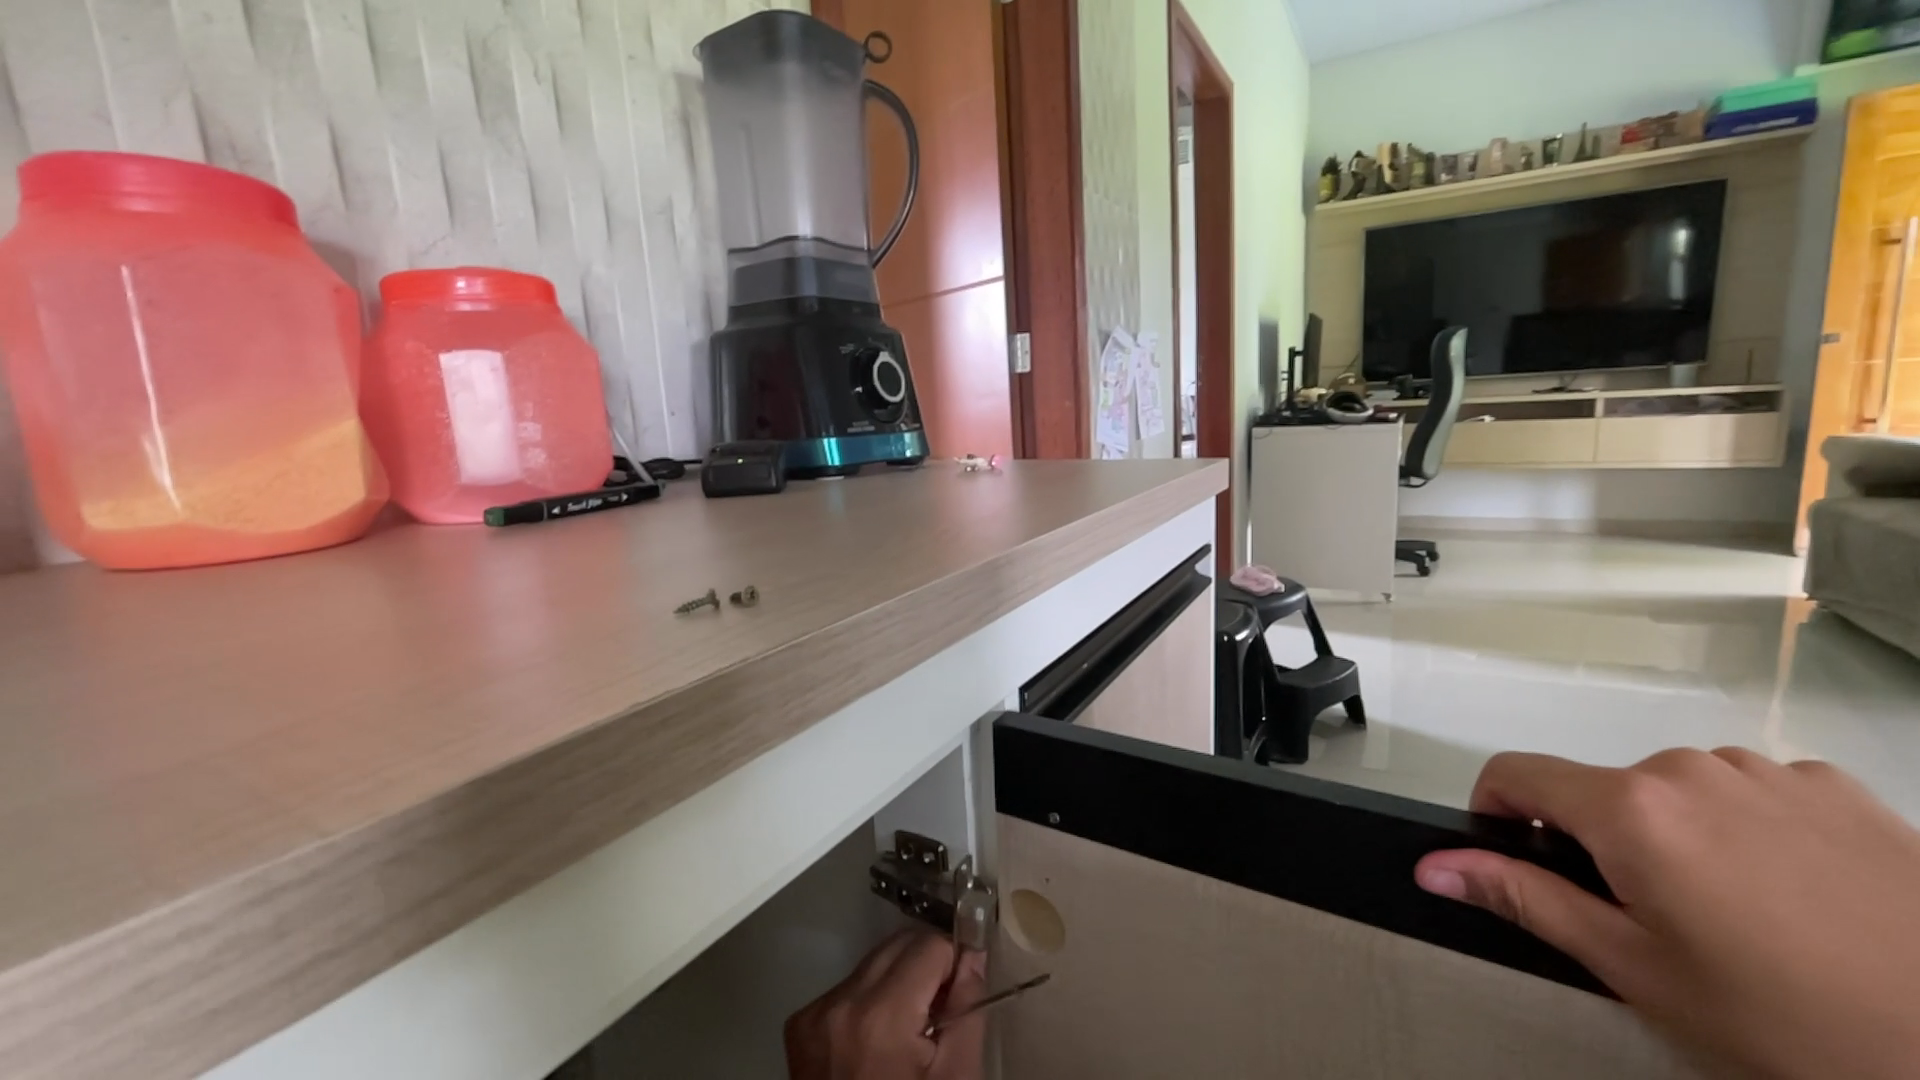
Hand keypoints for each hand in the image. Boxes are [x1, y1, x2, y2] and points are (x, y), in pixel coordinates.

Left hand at [786, 929, 988, 1079]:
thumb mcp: (956, 1076)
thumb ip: (968, 1007)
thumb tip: (972, 954)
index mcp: (884, 1015)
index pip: (929, 945)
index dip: (953, 962)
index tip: (960, 990)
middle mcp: (842, 1001)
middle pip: (897, 945)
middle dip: (926, 965)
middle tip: (938, 1010)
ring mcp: (815, 1012)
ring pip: (872, 963)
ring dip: (897, 981)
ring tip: (907, 1029)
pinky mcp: (800, 1024)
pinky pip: (847, 988)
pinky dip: (868, 1000)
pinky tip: (875, 1039)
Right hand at [1415, 748, 1919, 1079]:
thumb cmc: (1783, 1020)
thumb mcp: (1635, 969)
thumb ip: (1524, 899)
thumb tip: (1432, 865)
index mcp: (1630, 807)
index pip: (1514, 772)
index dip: (1496, 813)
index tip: (1522, 864)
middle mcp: (1690, 766)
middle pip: (1602, 789)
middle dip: (1602, 842)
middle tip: (1656, 923)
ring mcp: (1771, 771)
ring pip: (1677, 789)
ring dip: (1677, 833)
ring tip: (1740, 914)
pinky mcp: (1839, 787)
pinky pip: (1752, 791)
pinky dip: (1748, 828)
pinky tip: (1800, 894)